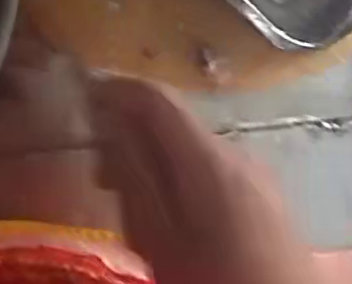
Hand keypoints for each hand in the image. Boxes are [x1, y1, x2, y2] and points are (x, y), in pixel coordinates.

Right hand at [92, 76, 318, 283]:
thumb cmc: (212, 281)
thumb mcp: (156, 234)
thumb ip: (129, 168)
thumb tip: (107, 118)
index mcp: (209, 157)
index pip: (155, 94)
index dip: (115, 87)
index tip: (83, 97)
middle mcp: (237, 154)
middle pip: (172, 120)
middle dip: (130, 130)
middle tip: (99, 163)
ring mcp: (258, 178)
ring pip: (189, 145)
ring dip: (153, 155)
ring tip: (127, 194)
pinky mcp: (268, 202)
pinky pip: (211, 168)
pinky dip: (178, 173)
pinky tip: (167, 209)